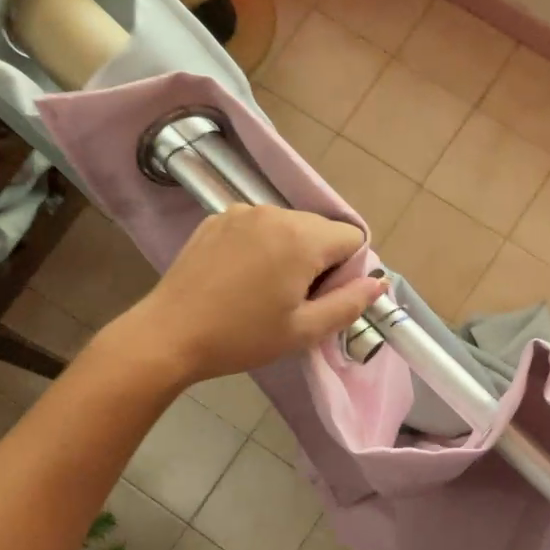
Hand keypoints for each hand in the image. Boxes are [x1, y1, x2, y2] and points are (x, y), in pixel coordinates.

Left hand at [116, 205, 387, 383]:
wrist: (170, 335)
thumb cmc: (242, 337)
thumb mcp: (304, 331)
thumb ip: (349, 304)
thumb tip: (379, 284)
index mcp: (302, 237)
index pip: (352, 238)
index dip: (347, 270)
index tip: (321, 299)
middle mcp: (274, 213)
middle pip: (319, 229)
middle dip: (318, 260)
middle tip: (293, 301)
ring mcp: (241, 212)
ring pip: (287, 227)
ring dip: (289, 253)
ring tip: (263, 291)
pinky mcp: (215, 219)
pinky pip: (256, 227)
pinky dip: (259, 247)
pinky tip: (239, 279)